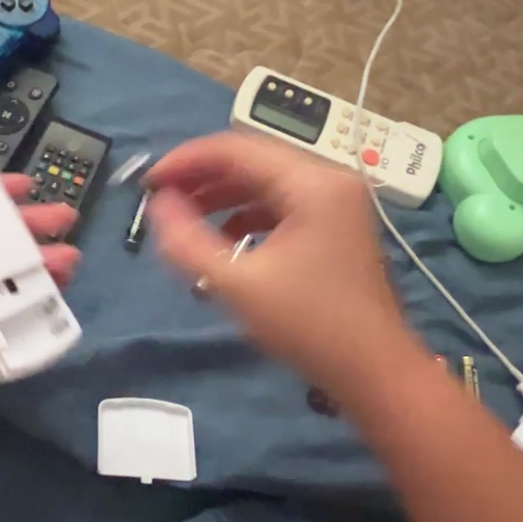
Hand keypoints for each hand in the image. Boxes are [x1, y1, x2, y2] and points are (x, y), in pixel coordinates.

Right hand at [146, 133, 420, 395]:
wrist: (375, 371)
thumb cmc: (308, 326)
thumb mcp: (237, 285)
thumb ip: (187, 240)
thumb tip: (158, 204)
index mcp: (311, 182)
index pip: (235, 149)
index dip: (185, 161)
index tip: (147, 184)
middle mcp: (328, 180)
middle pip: (251, 160)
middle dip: (201, 178)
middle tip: (159, 200)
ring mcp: (336, 203)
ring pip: (265, 182)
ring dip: (221, 196)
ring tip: (183, 219)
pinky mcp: (335, 226)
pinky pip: (281, 204)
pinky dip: (245, 214)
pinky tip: (223, 240)